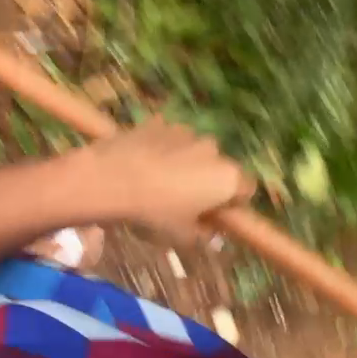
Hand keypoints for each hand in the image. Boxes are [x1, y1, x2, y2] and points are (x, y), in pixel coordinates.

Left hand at [69, 120, 253, 240]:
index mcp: (227, 178)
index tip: (214, 215)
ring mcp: (186, 131)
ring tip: (156, 181)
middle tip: (183, 200)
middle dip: (207, 180)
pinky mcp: (160, 122)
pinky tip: (141, 163)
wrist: (110, 178)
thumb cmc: (153, 213)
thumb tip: (212, 233)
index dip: (232, 203)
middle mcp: (213, 149)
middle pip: (218, 167)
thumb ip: (204, 235)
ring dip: (184, 162)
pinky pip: (168, 138)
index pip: (246, 189)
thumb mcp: (181, 236)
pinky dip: (161, 148)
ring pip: (193, 150)